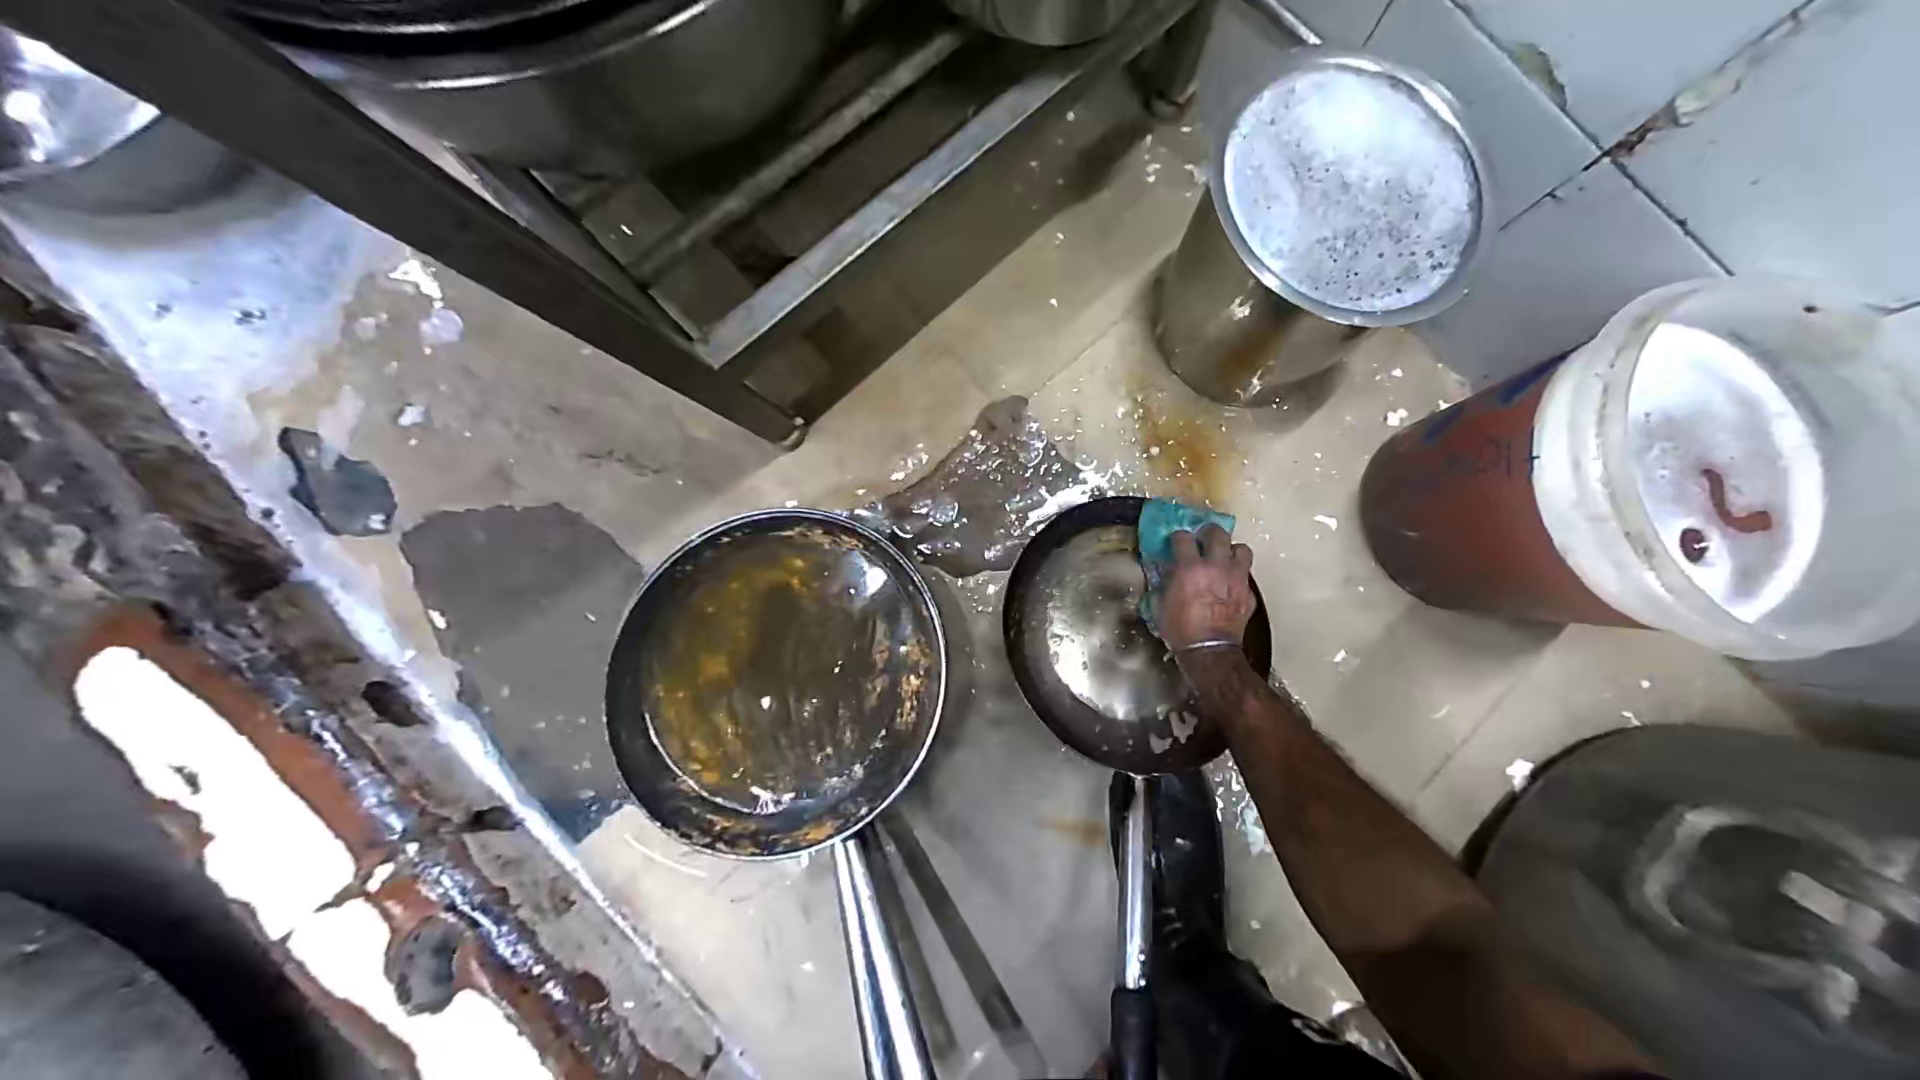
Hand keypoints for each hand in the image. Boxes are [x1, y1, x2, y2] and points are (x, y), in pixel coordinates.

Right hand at [1157, 525, 1255, 650]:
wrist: (1209, 652)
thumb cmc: (1179, 629)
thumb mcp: (1162, 603)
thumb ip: (1165, 582)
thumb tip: (1166, 572)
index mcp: (1190, 568)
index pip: (1183, 538)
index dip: (1178, 537)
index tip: (1176, 541)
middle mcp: (1216, 567)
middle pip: (1218, 534)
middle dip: (1209, 532)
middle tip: (1204, 538)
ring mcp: (1237, 579)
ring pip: (1241, 549)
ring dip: (1231, 550)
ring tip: (1224, 557)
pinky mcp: (1248, 593)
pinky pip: (1245, 576)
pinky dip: (1237, 576)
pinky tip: (1230, 585)